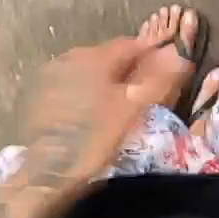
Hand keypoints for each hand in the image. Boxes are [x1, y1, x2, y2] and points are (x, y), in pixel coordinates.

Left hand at [4, 36, 188, 206]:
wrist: (47, 172)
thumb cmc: (94, 139)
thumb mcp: (132, 110)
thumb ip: (157, 80)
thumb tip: (181, 55)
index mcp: (94, 57)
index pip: (131, 44)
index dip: (151, 54)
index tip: (165, 68)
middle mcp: (68, 57)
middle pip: (107, 57)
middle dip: (126, 69)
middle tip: (143, 91)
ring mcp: (49, 77)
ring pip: (87, 72)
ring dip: (104, 82)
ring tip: (117, 105)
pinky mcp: (37, 98)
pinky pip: (70, 87)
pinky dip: (84, 94)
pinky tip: (90, 115)